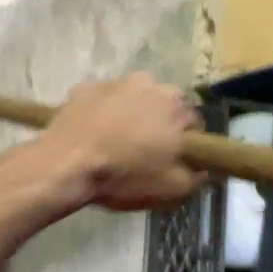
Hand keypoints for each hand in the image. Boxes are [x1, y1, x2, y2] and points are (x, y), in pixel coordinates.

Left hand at [40, 74, 205, 210]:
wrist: (66, 164)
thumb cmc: (125, 175)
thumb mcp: (173, 188)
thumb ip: (199, 175)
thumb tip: (206, 167)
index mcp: (176, 106)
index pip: (194, 124)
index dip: (186, 144)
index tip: (174, 160)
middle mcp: (149, 84)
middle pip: (163, 105)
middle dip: (158, 123)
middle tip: (144, 151)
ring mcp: (113, 82)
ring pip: (131, 99)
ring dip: (129, 114)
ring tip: (115, 142)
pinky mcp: (84, 88)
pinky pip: (101, 101)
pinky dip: (101, 113)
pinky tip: (92, 134)